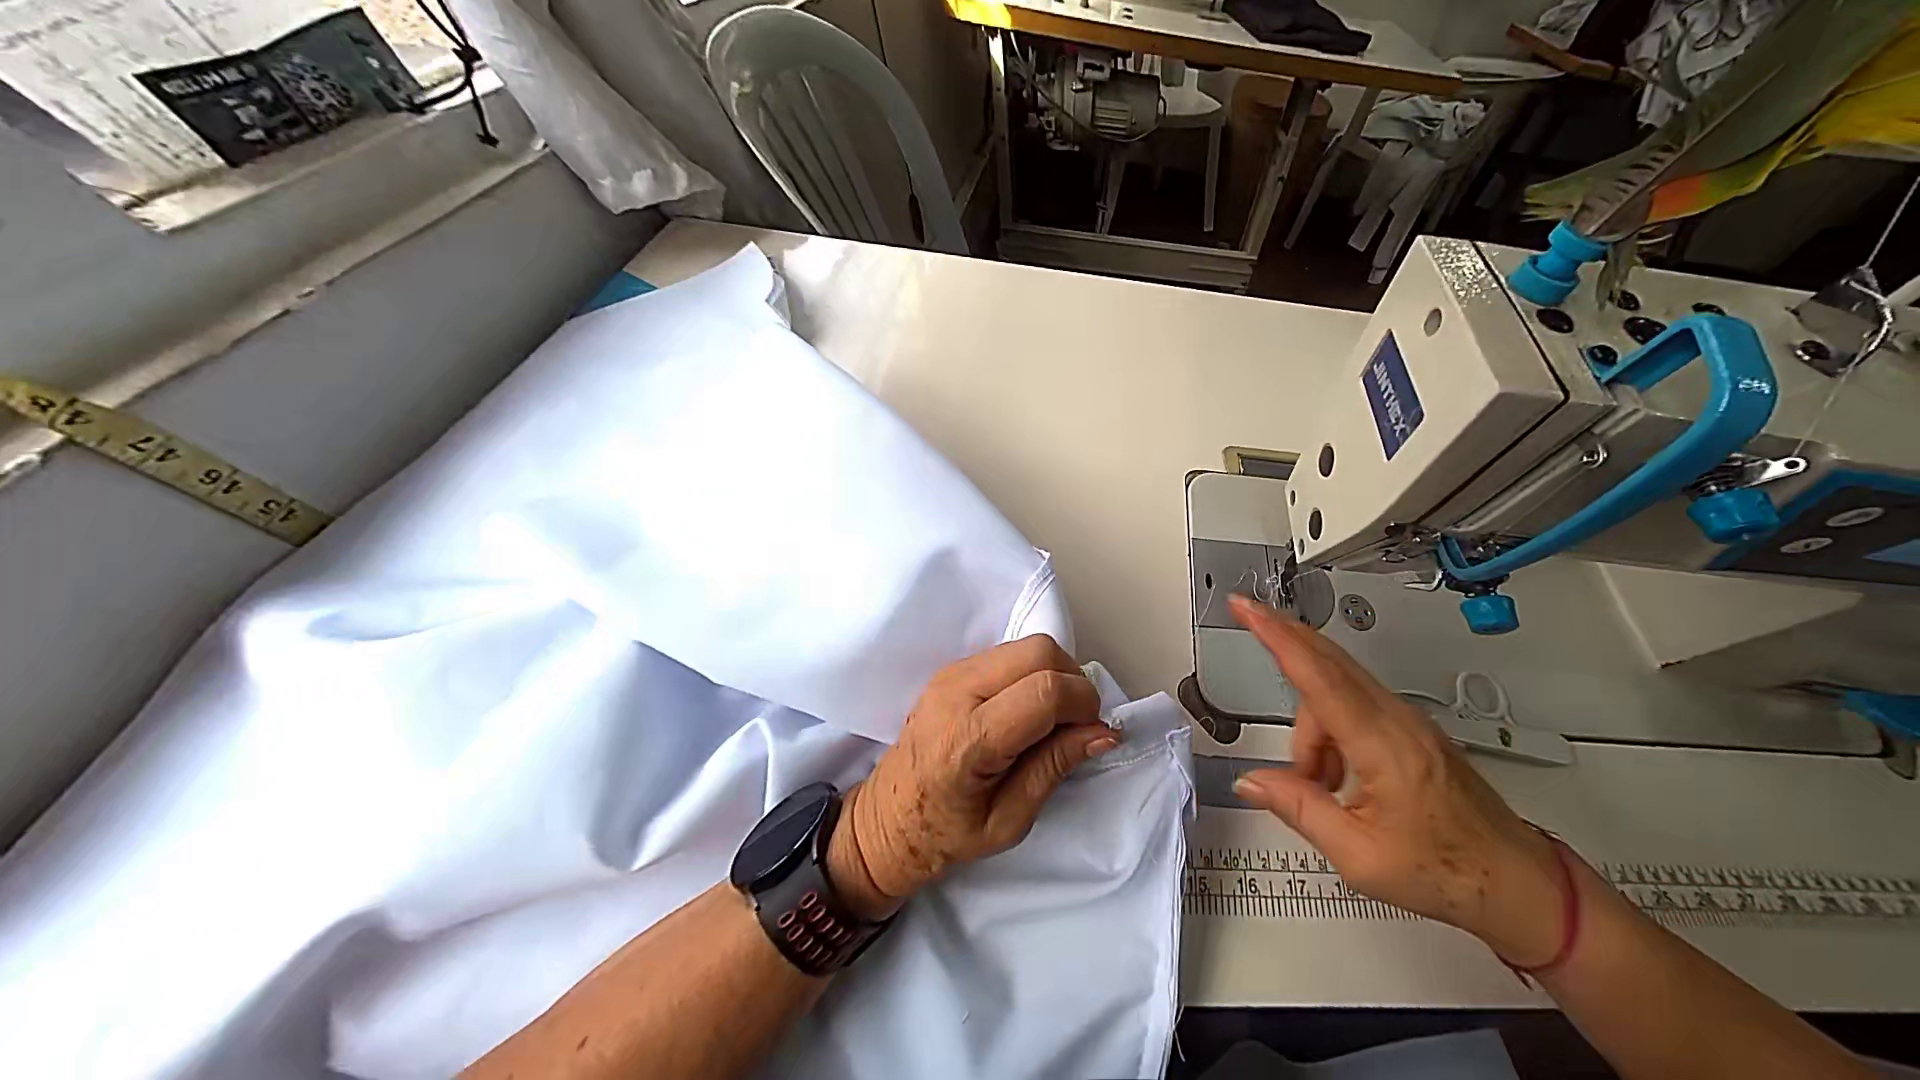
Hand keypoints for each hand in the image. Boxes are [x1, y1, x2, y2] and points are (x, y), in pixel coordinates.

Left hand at [826, 635, 1116, 919]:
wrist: (888, 817)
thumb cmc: (945, 832)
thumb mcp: (1010, 820)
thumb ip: (1055, 767)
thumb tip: (1103, 731)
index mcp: (968, 738)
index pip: (1044, 691)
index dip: (1083, 705)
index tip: (1093, 731)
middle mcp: (956, 693)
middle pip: (1038, 651)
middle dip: (1073, 680)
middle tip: (1075, 722)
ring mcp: (950, 674)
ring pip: (1025, 645)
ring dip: (1054, 673)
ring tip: (1052, 718)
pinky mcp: (951, 669)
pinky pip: (1008, 653)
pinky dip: (1032, 671)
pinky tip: (1028, 709)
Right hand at [1226, 594, 1566, 965]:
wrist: (1521, 885)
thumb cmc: (1452, 874)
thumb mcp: (1361, 856)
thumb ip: (1298, 808)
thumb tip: (1251, 781)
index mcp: (1386, 748)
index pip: (1320, 678)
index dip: (1278, 638)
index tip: (1249, 609)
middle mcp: (1399, 722)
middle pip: (1328, 662)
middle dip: (1284, 639)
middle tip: (1247, 617)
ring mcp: (1408, 723)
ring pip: (1334, 691)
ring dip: (1308, 728)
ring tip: (1316, 784)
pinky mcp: (1410, 731)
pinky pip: (1353, 706)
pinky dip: (1328, 730)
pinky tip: (1334, 776)